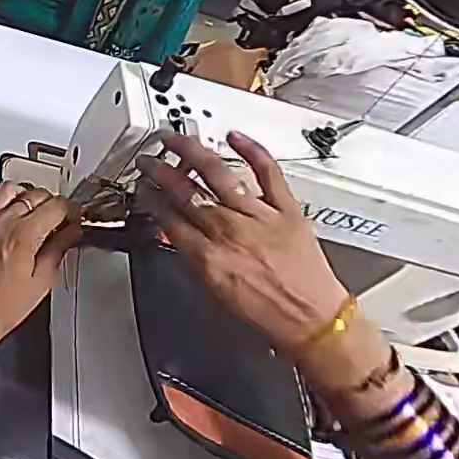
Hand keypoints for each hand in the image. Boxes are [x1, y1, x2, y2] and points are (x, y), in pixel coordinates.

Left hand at [0, 182, 81, 371]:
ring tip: (30, 209)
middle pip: (35, 194)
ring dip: (23, 195)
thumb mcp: (42, 281)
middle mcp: (3, 222)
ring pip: (8, 188)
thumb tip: (71, 232)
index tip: (73, 217)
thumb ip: (58, 249)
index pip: (56, 206)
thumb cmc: (2, 307)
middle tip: (57, 217)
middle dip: (52, 203)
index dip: (70, 210)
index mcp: (24, 235)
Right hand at [136, 132, 355, 358]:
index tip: (146, 188)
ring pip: (218, 174)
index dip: (152, 198)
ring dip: (192, 152)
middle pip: (186, 192)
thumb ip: (193, 257)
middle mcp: (230, 232)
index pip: (169, 217)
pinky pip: (268, 171)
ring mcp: (259, 216)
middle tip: (150, 160)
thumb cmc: (268, 313)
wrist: (313, 322)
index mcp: (208, 258)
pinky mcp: (286, 208)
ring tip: (177, 140)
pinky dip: (252, 149)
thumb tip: (176, 232)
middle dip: (161, 172)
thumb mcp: (215, 293)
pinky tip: (234, 137)